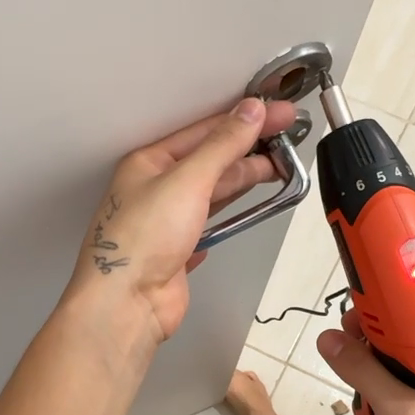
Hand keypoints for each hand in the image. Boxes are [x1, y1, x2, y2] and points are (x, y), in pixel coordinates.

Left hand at [66, 97, 300, 341]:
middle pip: (209, 161)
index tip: (278, 115)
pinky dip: (227, 218)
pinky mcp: (176, 252)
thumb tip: (250, 111)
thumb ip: (222, 145)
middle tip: (288, 142)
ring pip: (211, 193)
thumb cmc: (142, 239)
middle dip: (248, 150)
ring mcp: (166, 223)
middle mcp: (154, 190)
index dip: (244, 121)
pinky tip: (244, 212)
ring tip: (279, 169)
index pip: (203, 131)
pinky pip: (207, 227)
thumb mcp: (187, 180)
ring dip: (242, 181)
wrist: (127, 303)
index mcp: (148, 163)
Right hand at [316, 301, 414, 414]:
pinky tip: (371, 370)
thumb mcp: (397, 414)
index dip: (410, 288)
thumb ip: (363, 370)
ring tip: (355, 347)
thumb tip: (326, 337)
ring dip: (390, 341)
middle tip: (353, 324)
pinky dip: (398, 360)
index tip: (370, 290)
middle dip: (392, 317)